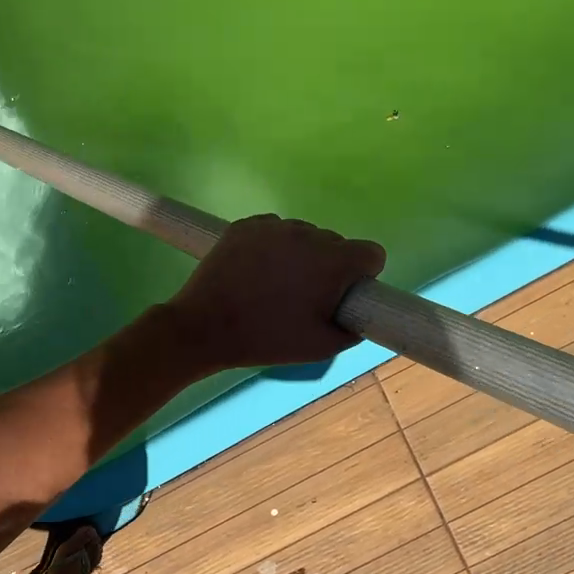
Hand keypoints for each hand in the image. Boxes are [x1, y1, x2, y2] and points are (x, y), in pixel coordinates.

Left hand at [161, 214, 385, 371]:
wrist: (203, 329)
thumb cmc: (265, 340)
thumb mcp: (321, 346)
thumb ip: (352, 329)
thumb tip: (359, 316)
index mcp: (334, 260)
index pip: (370, 254)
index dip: (360, 275)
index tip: (338, 294)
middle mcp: (307, 233)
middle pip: (334, 244)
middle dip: (326, 267)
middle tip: (300, 296)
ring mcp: (272, 226)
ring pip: (301, 235)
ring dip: (297, 254)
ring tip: (271, 285)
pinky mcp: (243, 226)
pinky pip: (271, 231)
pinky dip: (269, 246)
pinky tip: (253, 271)